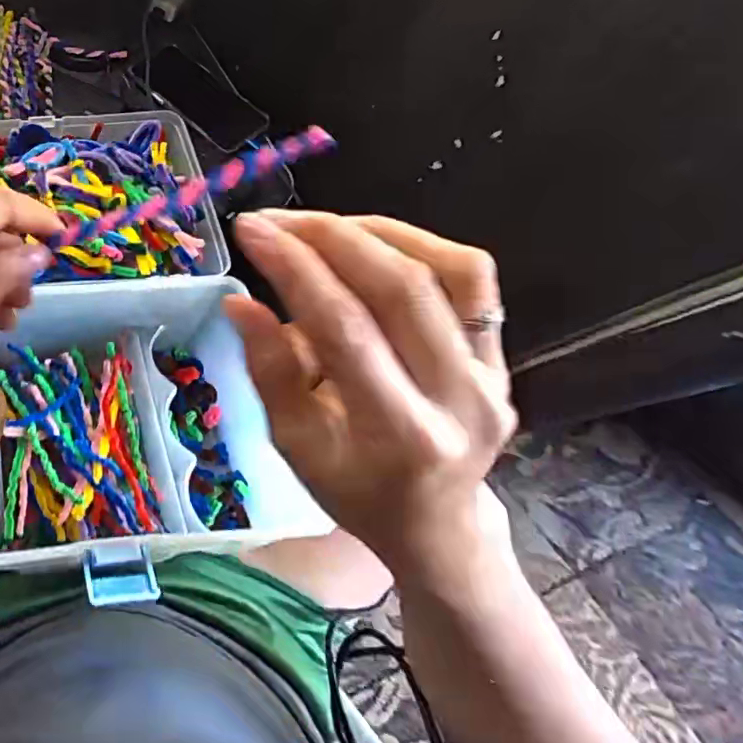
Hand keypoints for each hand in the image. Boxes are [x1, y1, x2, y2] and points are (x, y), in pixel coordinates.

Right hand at [224, 211, 516, 575]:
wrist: (435, 521)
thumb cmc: (352, 488)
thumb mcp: (293, 442)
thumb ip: (269, 369)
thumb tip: (240, 301)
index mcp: (400, 433)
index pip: (344, 327)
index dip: (293, 268)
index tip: (250, 232)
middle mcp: (460, 398)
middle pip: (398, 288)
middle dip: (326, 237)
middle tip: (273, 220)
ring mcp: (492, 373)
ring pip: (445, 270)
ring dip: (371, 232)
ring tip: (315, 227)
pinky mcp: (501, 354)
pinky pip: (471, 278)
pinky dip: (417, 243)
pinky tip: (369, 241)